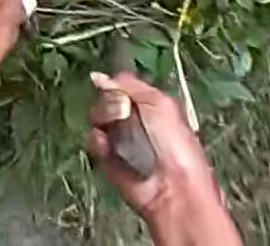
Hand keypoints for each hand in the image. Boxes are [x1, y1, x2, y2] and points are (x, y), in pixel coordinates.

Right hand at [87, 73, 241, 245]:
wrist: (174, 190)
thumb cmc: (175, 144)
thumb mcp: (159, 102)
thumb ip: (129, 84)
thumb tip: (99, 78)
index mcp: (149, 104)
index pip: (121, 84)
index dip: (115, 83)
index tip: (116, 87)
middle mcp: (133, 119)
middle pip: (106, 97)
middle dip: (109, 101)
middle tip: (122, 111)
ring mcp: (120, 139)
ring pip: (97, 116)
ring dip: (102, 118)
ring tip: (115, 128)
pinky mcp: (109, 161)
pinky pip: (94, 141)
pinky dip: (97, 141)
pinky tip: (106, 144)